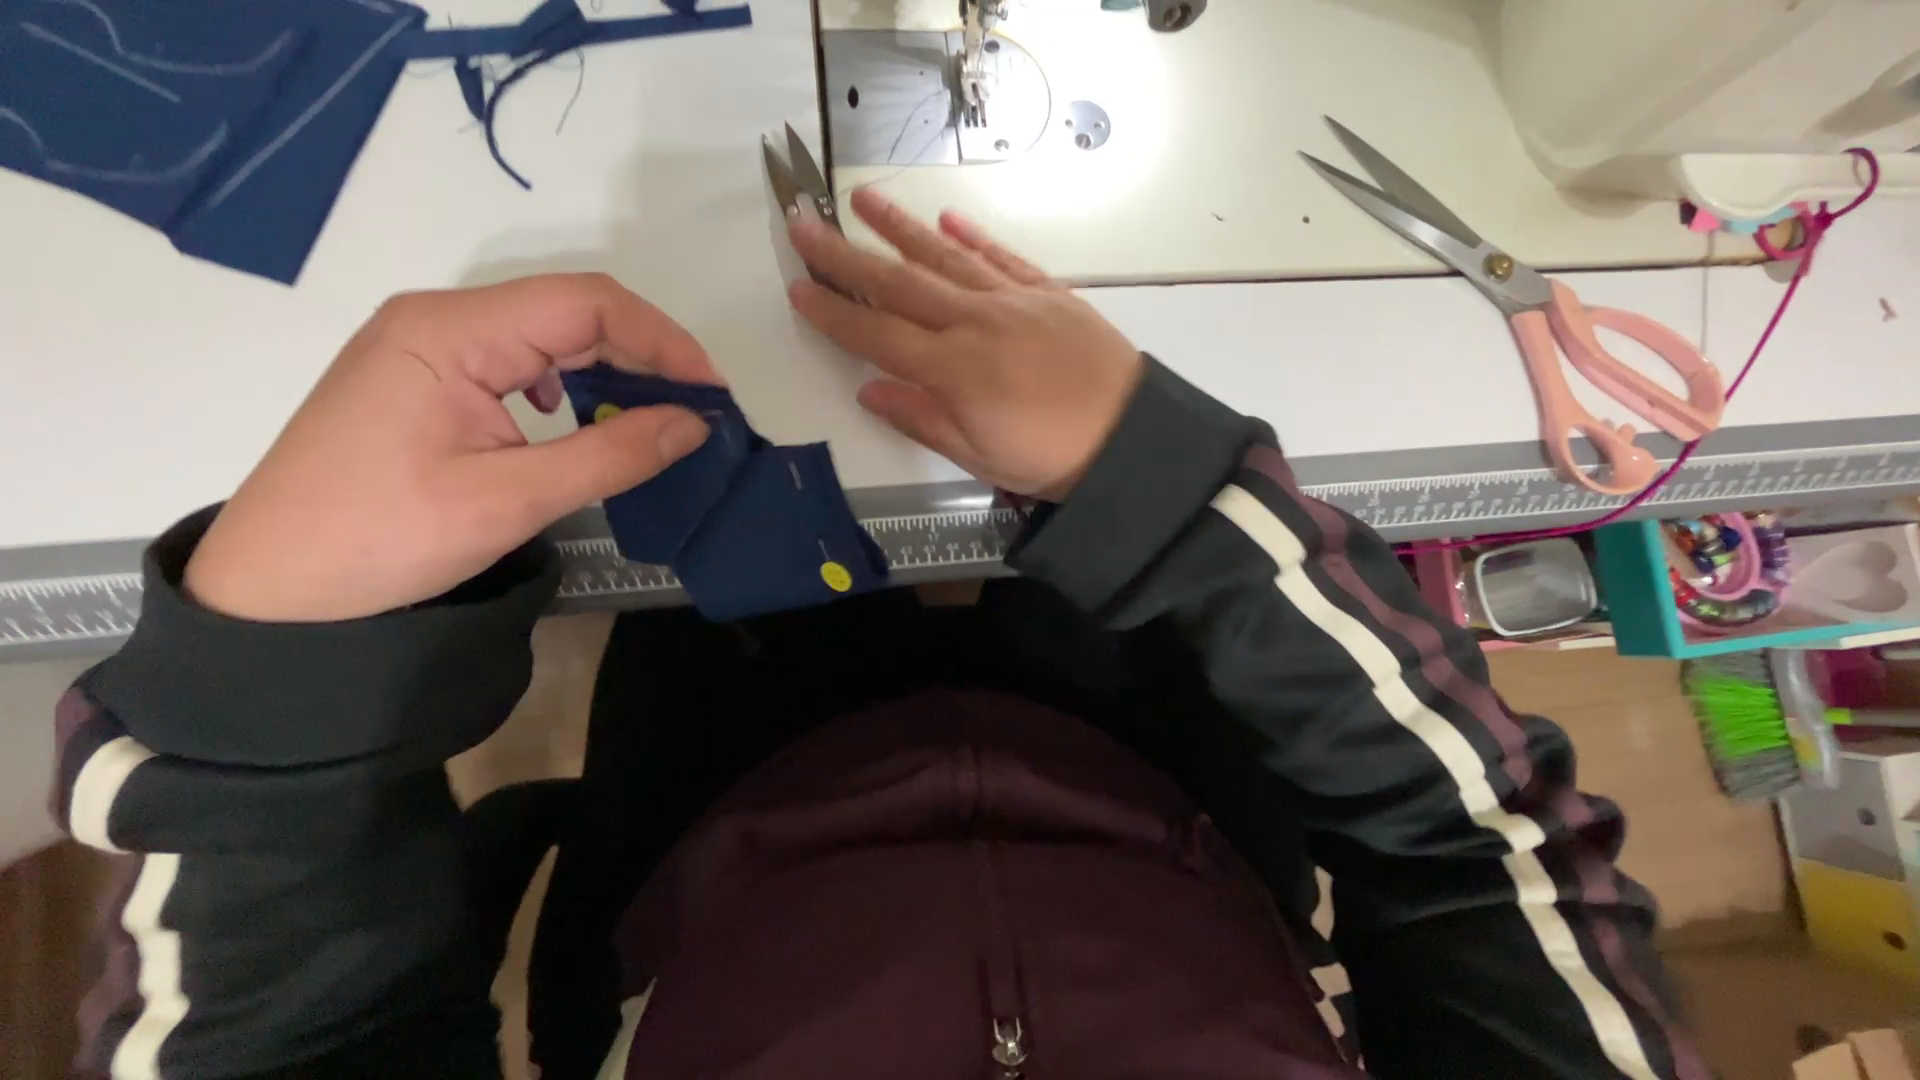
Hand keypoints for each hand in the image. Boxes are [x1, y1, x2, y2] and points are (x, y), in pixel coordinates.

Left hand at [185, 274, 720, 621]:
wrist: (273, 586)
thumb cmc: (383, 538)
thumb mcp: (511, 500)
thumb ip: (612, 455)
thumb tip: (695, 422)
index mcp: (453, 331)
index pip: (586, 304)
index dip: (663, 341)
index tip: (712, 392)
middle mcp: (442, 319)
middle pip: (571, 311)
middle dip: (645, 354)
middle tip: (698, 409)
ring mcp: (431, 345)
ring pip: (549, 334)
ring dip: (612, 368)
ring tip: (658, 415)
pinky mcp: (429, 377)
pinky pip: (520, 359)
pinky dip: (572, 383)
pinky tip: (585, 416)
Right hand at [787, 189, 1142, 499]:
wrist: (1130, 438)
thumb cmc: (1049, 458)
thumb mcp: (977, 456)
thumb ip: (920, 419)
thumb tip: (869, 389)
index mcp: (952, 369)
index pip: (877, 334)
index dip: (833, 312)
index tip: (797, 288)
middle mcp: (975, 322)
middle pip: (899, 282)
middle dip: (846, 254)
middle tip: (805, 224)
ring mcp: (1012, 301)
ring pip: (946, 255)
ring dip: (900, 226)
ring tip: (862, 200)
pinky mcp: (1048, 293)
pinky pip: (1002, 257)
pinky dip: (974, 235)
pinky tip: (947, 218)